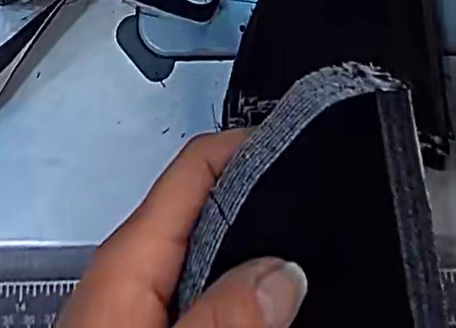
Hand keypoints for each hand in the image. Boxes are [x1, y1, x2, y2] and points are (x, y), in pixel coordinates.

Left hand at [58, 129, 308, 327]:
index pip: (198, 165)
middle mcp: (139, 271)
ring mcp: (147, 307)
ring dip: (262, 252)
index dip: (251, 145)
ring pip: (217, 252)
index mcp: (132, 258)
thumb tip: (286, 270)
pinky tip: (278, 312)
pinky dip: (246, 295)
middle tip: (323, 213)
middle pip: (213, 203)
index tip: (305, 149)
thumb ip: (222, 319)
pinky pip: (211, 295)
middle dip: (267, 201)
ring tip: (313, 260)